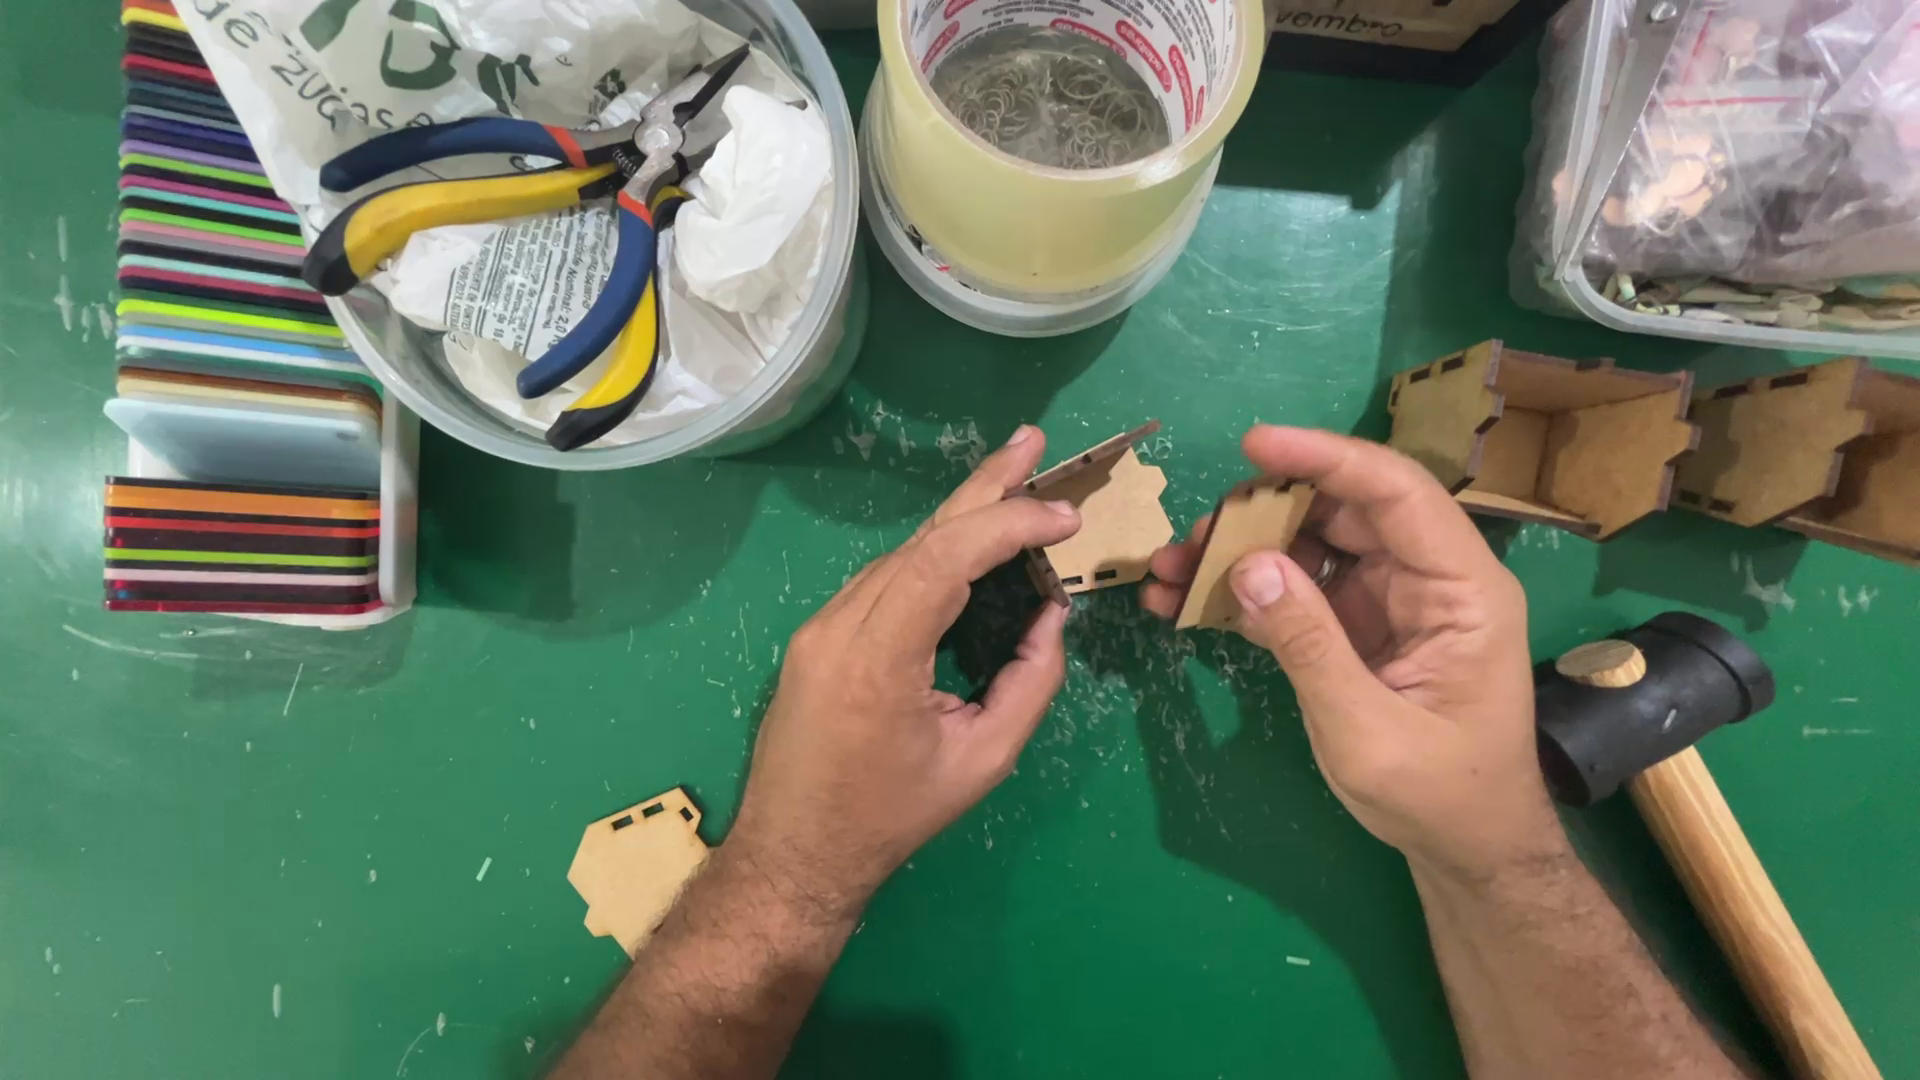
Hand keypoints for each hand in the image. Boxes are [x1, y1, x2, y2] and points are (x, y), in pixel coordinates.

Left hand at [727, 426, 1079, 917]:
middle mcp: (840, 625)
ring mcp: (821, 625)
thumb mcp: (983, 761)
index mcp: (877, 659)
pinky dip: (935, 553)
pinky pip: (885, 578)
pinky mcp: (819, 632)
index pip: (943, 560)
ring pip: (902, 553)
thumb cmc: (892, 817)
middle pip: (920, 537)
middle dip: (983, 485)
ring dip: (962, 518)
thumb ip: (1029, 683)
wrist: (794, 850)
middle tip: (1031, 441)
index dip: (1006, 525)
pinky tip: (968, 542)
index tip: (1064, 517)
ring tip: (1014, 483)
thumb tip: (1049, 614)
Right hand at [1142, 426, 1565, 880]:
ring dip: (1234, 552)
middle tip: (1191, 537)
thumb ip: (1308, 645)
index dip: (1325, 458)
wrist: (1462, 847)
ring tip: (1171, 571)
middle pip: (1336, 511)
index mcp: (1459, 589)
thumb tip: (1246, 564)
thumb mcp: (1367, 730)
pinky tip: (1184, 601)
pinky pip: (1287, 587)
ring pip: (1302, 544)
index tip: (1253, 445)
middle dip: (1257, 514)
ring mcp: (1380, 598)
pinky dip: (1236, 590)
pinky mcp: (1347, 622)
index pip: (1395, 494)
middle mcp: (1421, 577)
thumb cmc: (1438, 794)